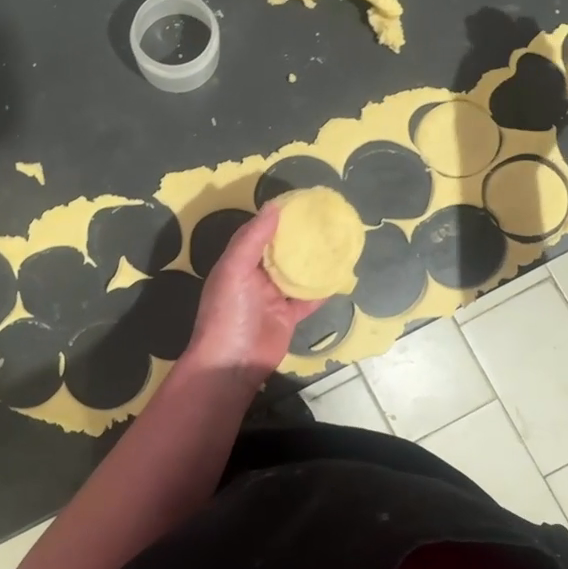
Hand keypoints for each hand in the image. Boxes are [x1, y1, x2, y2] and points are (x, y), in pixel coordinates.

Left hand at [183, 202, 325, 383]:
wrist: (232, 365)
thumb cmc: (228, 313)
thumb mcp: (234, 270)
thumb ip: (253, 239)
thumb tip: (274, 207)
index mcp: (238, 262)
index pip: (257, 232)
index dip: (276, 218)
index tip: (301, 203)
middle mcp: (254, 277)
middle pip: (279, 252)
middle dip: (298, 238)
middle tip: (326, 220)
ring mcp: (272, 298)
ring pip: (295, 274)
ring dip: (312, 261)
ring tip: (336, 242)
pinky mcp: (287, 317)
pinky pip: (307, 299)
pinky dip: (321, 290)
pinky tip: (339, 276)